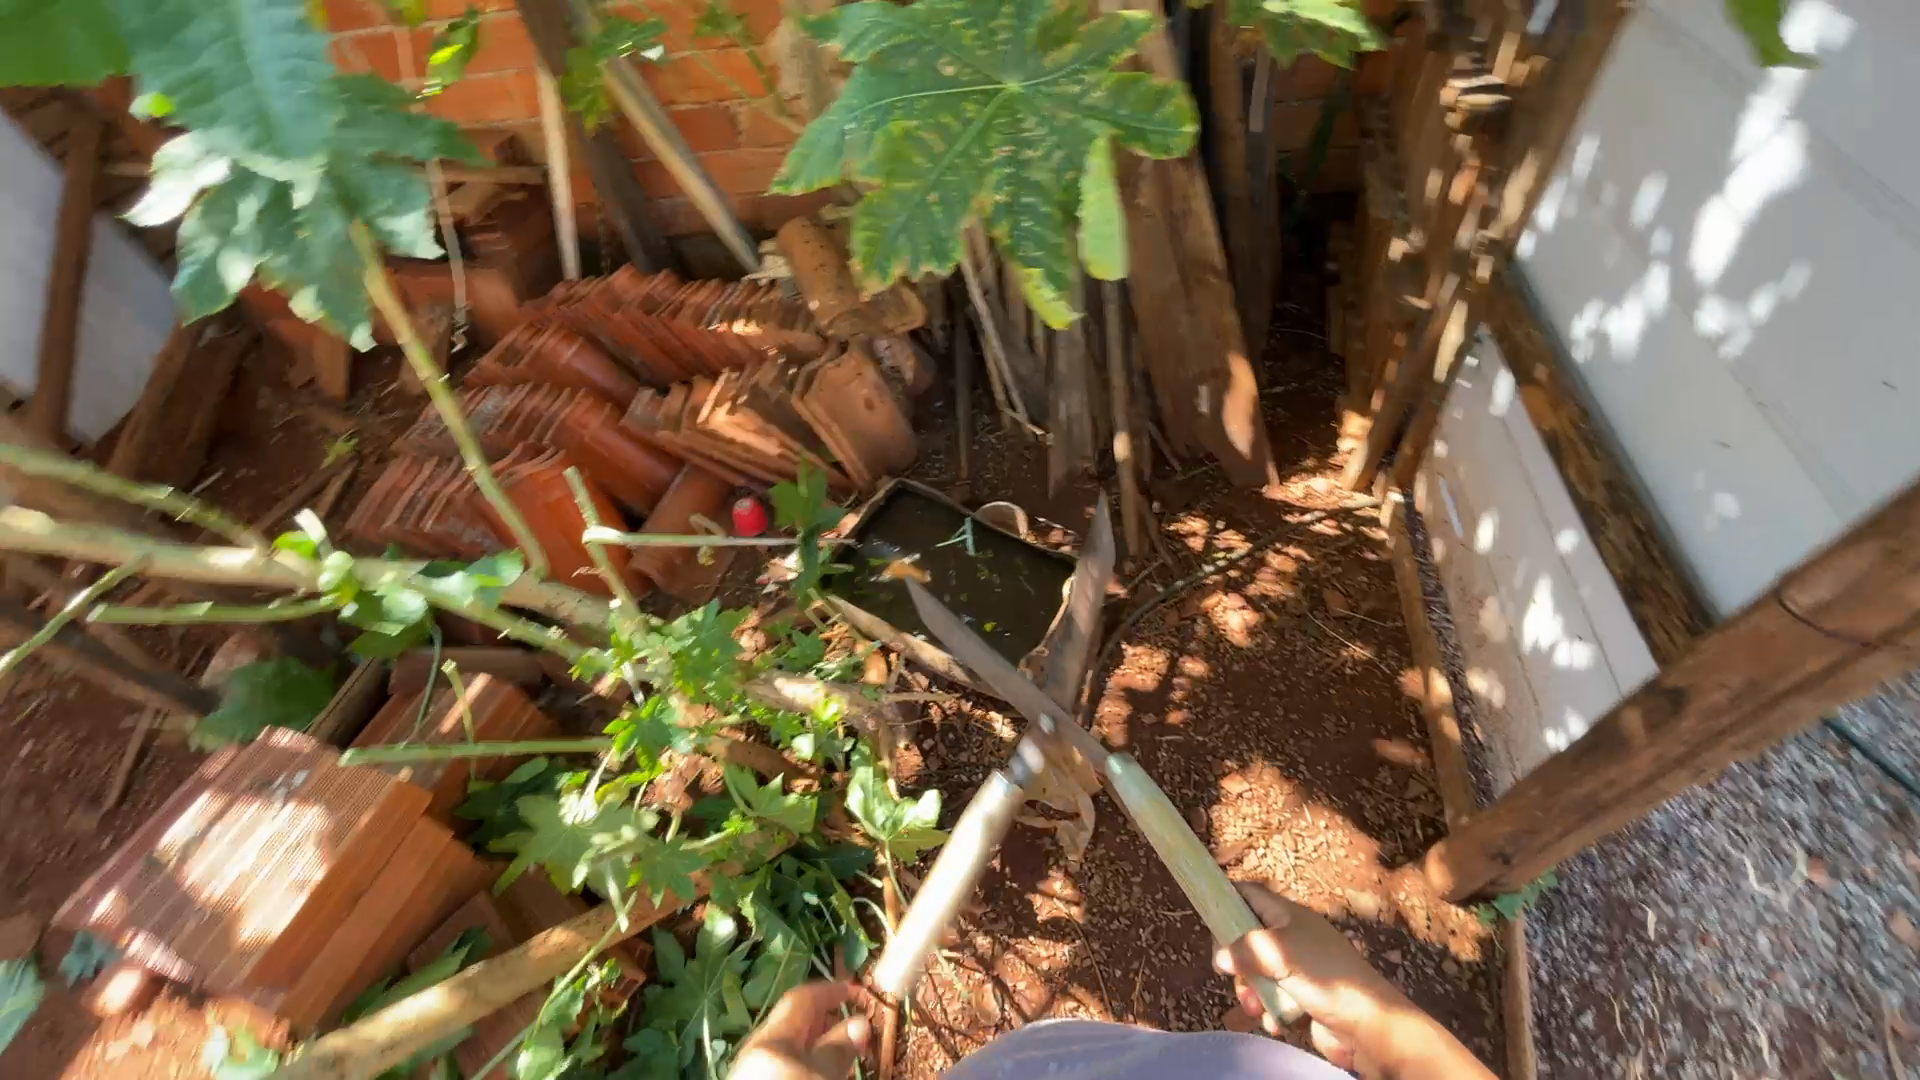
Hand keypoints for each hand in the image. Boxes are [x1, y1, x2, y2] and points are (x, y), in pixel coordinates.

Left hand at [730, 981, 870, 1079]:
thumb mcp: (821, 1078)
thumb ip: (838, 1050)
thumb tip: (859, 1021)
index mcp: (770, 1039)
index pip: (802, 998)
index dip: (832, 990)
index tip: (859, 992)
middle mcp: (756, 1052)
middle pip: (795, 1025)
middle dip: (827, 1022)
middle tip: (858, 1028)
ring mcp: (753, 1075)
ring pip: (790, 1051)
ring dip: (820, 1049)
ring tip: (848, 1058)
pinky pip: (783, 1070)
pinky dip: (806, 1068)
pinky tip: (824, 1076)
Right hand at [1213, 882, 1493, 1079]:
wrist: (1371, 1026)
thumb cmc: (1324, 976)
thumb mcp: (1277, 952)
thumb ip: (1243, 949)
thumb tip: (1220, 958)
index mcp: (1288, 915)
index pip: (1249, 894)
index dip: (1225, 898)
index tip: (1206, 915)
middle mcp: (1291, 937)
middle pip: (1247, 937)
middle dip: (1235, 958)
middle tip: (1228, 974)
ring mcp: (1298, 969)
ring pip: (1257, 972)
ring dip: (1250, 990)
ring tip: (1253, 1006)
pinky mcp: (1303, 999)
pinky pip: (1273, 998)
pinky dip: (1268, 1010)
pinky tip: (1273, 1022)